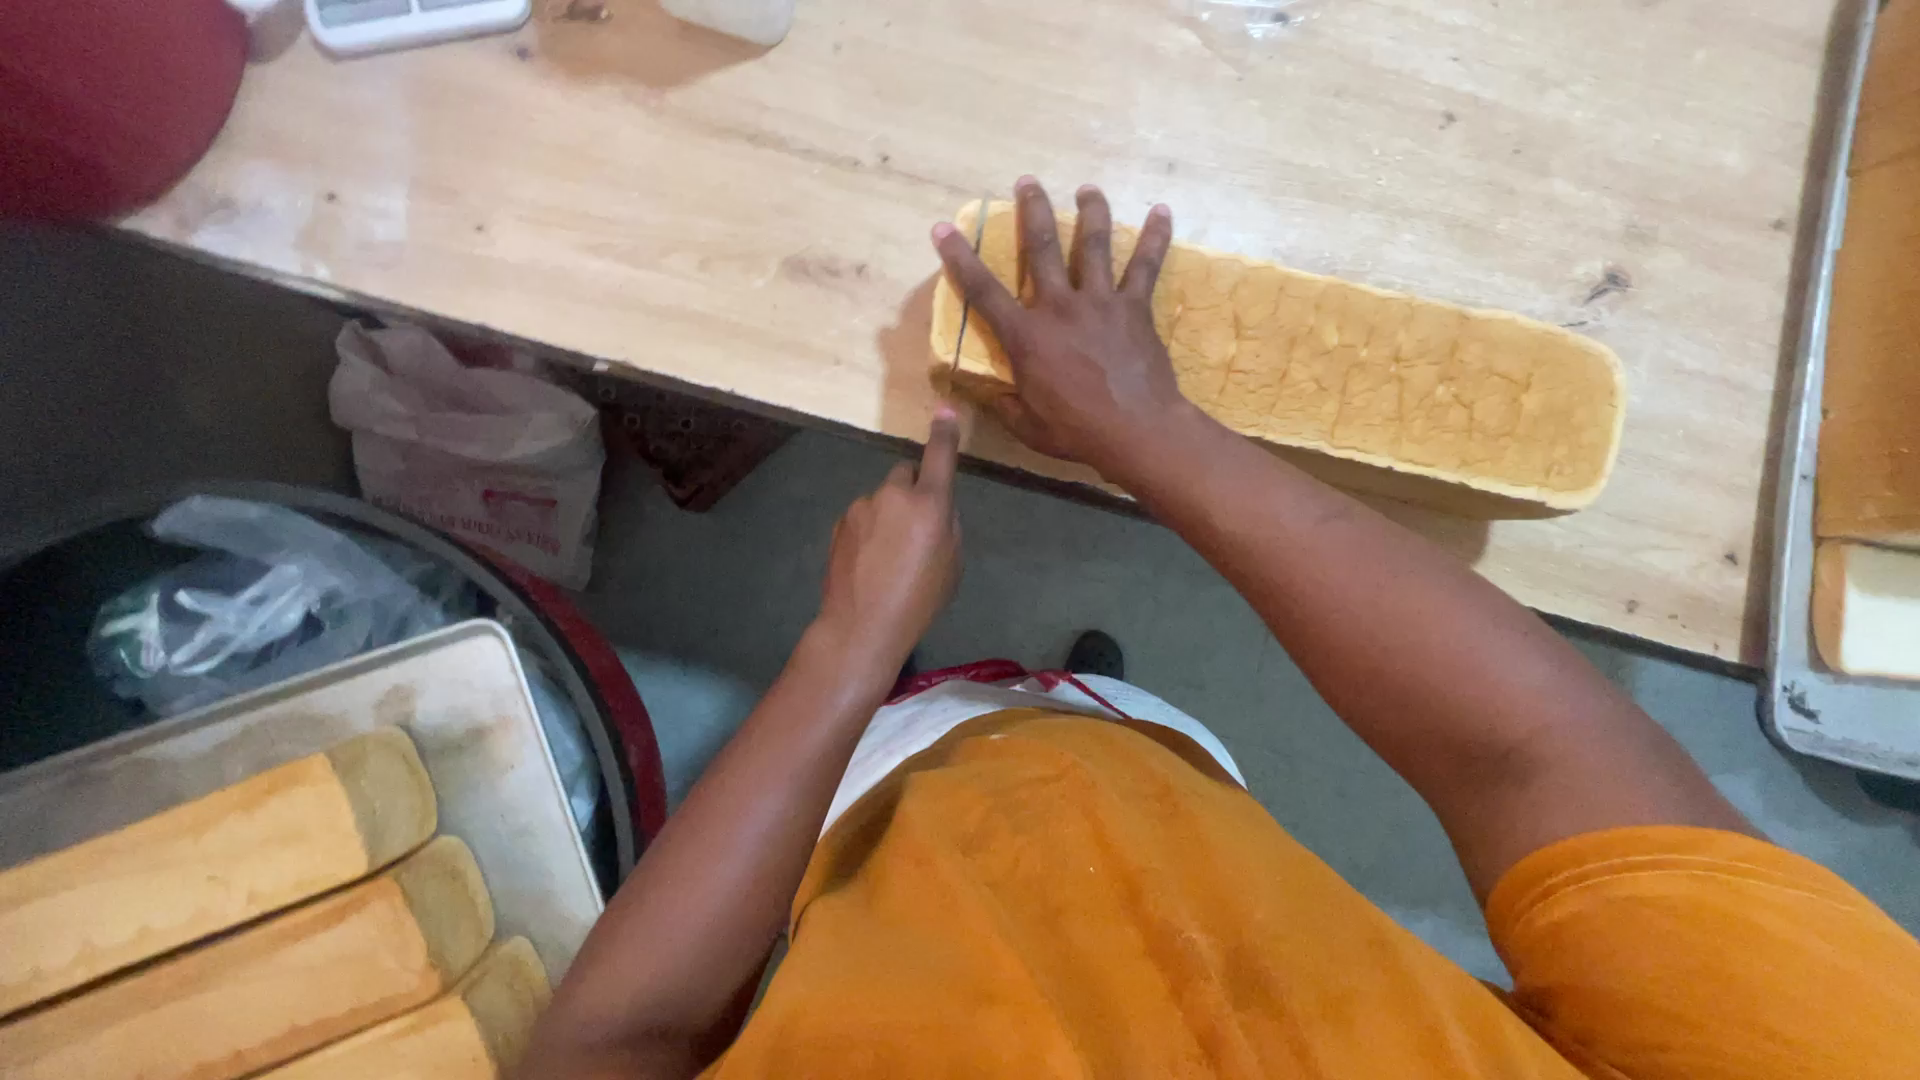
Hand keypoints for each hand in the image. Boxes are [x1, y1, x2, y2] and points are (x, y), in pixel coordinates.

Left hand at [813, 408, 962, 675]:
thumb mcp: (952, 564)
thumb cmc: (920, 600)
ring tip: (888, 556)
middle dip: (913, 491)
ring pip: (882, 498)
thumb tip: (936, 506)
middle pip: (906, 475)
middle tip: (916, 528)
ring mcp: (861, 506)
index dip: (944, 433)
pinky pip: (863, 516)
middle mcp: (893, 494)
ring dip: (888, 514)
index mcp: (929, 503)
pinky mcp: (840, 522)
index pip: (939, 455)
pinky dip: (869, 530)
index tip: (944, 411)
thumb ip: (947, 524)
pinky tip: (868, 561)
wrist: (862, 624)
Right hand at [932, 177, 1193, 479]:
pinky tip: (1161, 211)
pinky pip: (1145, 266)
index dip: (959, 259)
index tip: (944, 228)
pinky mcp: (1135, 308)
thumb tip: (970, 393)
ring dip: (1090, 211)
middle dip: (1031, 211)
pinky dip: (1154, 238)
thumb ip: (1000, 403)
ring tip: (1087, 189)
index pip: (983, 291)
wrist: (1136, 430)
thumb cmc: (1076, 431)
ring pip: (1094, 244)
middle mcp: (1059, 307)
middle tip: (1027, 182)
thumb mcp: (1026, 425)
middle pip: (1041, 248)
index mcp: (1026, 336)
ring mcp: (1100, 303)